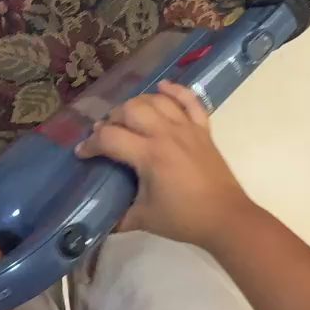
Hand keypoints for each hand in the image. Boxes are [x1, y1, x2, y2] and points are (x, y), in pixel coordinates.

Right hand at [75, 81, 260, 251]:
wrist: (226, 218)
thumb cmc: (184, 219)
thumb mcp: (145, 219)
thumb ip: (120, 217)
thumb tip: (102, 221)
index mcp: (150, 155)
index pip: (110, 138)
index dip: (91, 145)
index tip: (83, 154)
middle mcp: (167, 134)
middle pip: (131, 110)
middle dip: (112, 119)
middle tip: (106, 134)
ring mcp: (187, 128)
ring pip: (157, 101)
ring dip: (137, 104)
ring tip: (127, 116)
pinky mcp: (203, 130)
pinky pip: (190, 101)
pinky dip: (176, 91)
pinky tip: (162, 88)